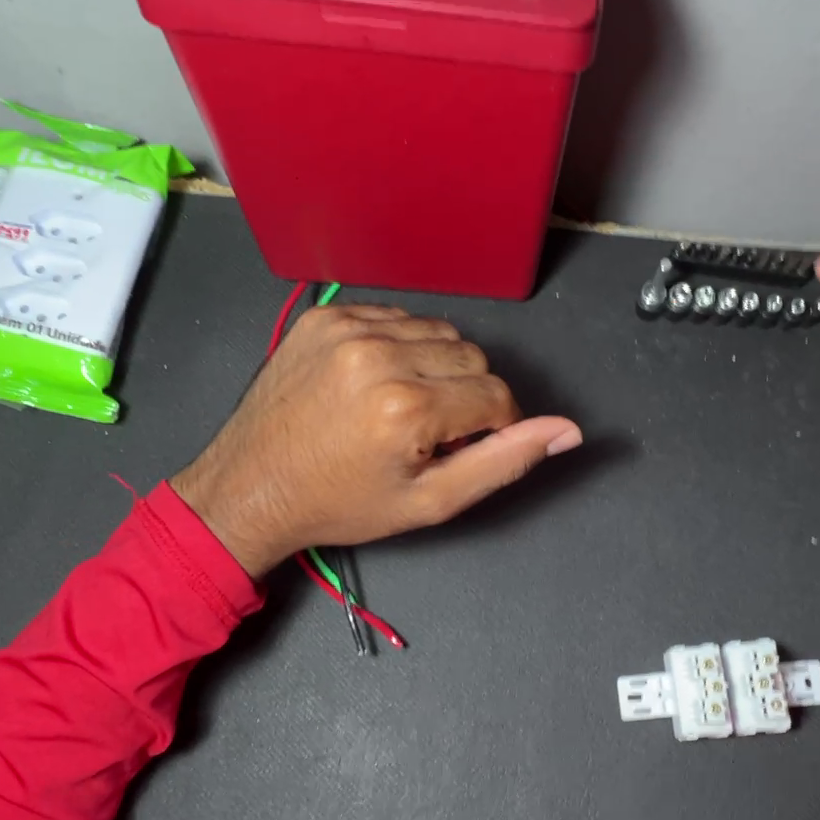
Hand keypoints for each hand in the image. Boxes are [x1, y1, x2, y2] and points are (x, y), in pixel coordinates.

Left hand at [171, 305, 582, 577]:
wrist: (252, 486)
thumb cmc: (344, 504)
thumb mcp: (429, 502)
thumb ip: (503, 462)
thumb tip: (568, 431)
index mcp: (406, 408)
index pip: (496, 397)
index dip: (492, 426)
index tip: (460, 447)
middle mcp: (379, 355)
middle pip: (472, 358)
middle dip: (465, 396)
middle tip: (428, 433)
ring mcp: (348, 328)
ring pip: (439, 333)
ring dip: (437, 367)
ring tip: (402, 405)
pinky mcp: (326, 315)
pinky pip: (397, 317)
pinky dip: (402, 346)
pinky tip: (376, 381)